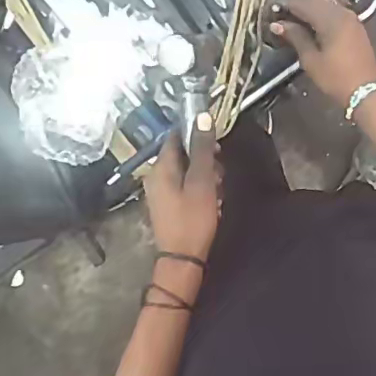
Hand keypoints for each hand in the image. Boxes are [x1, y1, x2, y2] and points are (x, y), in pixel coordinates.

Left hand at [143, 115, 220, 262]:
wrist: (183, 259)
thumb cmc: (193, 219)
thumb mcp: (202, 181)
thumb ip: (202, 149)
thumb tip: (202, 116)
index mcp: (160, 167)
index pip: (175, 136)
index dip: (196, 133)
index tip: (216, 140)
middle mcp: (155, 177)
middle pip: (181, 154)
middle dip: (204, 157)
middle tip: (221, 170)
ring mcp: (160, 193)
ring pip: (185, 171)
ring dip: (205, 174)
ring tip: (219, 188)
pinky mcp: (168, 206)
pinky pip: (184, 187)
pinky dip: (199, 188)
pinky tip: (212, 199)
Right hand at [271, 0, 375, 107]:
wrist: (365, 92)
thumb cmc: (335, 78)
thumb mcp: (311, 60)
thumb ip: (296, 37)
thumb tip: (277, 24)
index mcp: (330, 18)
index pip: (303, 1)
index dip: (285, 3)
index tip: (271, 10)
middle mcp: (341, 12)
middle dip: (296, 2)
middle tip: (280, 13)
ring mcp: (351, 17)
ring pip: (325, 3)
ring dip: (308, 7)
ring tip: (293, 18)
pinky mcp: (355, 25)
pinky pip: (334, 11)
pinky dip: (320, 13)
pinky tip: (311, 24)